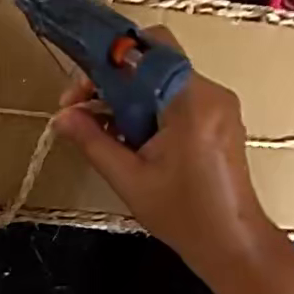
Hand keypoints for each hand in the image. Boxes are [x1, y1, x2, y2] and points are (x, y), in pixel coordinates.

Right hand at [51, 28, 282, 277]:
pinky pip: (177, 100)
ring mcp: (219, 106)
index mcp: (191, 102)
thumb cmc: (183, 215)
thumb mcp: (128, 179)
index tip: (79, 91)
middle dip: (113, 83)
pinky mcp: (219, 121)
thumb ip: (92, 141)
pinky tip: (130, 141)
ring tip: (104, 132)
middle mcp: (211, 93)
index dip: (106, 61)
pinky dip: (149, 111)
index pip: (148, 49)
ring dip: (129, 100)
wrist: (232, 244)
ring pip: (163, 82)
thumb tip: (61, 117)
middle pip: (153, 63)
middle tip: (81, 111)